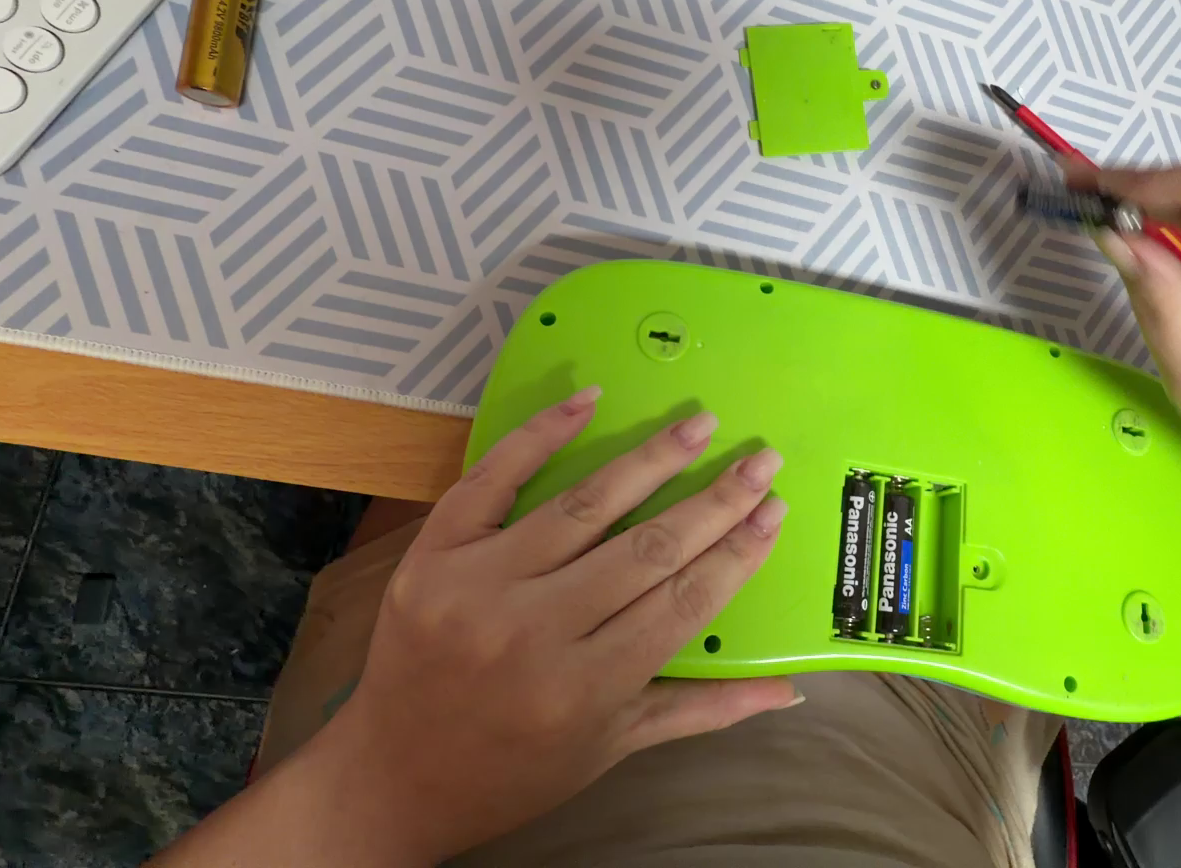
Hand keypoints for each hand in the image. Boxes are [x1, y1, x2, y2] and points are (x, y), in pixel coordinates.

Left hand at [305, 389, 796, 862]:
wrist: (389, 780)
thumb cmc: (516, 769)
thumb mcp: (615, 748)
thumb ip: (704, 709)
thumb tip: (791, 688)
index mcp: (586, 689)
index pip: (684, 601)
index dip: (737, 551)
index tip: (774, 507)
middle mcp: (533, 633)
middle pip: (646, 548)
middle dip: (715, 499)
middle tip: (759, 458)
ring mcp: (477, 587)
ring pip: (584, 505)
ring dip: (651, 458)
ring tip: (698, 424)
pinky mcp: (432, 555)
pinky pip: (493, 478)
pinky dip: (541, 433)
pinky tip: (589, 399)